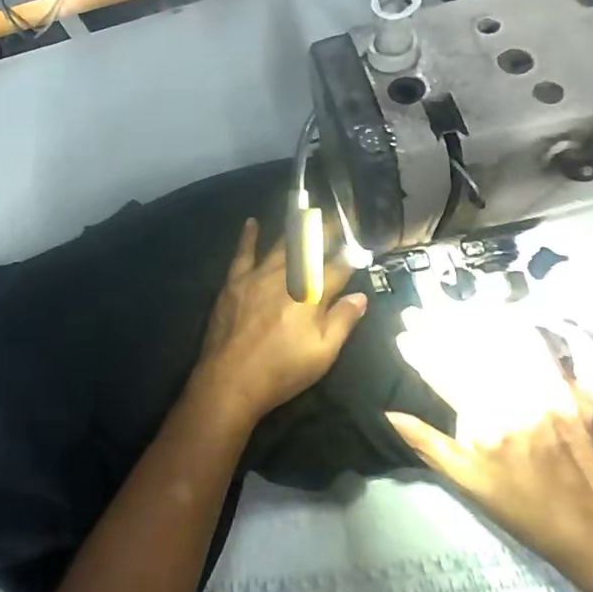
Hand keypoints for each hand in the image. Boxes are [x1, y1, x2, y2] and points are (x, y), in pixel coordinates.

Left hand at [188, 217, 366, 425]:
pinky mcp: (234, 282)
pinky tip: (251, 222)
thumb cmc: (282, 371)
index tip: (358, 247)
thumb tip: (361, 296)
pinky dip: (247, 237)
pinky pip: (243, 253)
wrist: (230, 379)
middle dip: (323, 232)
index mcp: (310, 296)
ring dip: (293, 229)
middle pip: (308, 249)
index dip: (349, 258)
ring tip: (304, 212)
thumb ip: (343, 321)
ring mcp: (257, 277)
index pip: (336, 269)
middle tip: (334, 218)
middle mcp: (285, 278)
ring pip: (279, 246)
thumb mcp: (323, 353)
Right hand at [386, 316, 592, 591]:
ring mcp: (563, 393)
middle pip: (477, 346)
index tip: (402, 334)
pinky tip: (545, 321)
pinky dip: (566, 330)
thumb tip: (388, 414)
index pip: (443, 371)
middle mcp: (524, 399)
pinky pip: (585, 351)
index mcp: (489, 423)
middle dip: (443, 325)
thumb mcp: (468, 482)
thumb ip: (426, 443)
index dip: (418, 348)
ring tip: (469, 311)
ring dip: (491, 318)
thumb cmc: (527, 509)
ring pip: (523, 336)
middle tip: (424, 314)